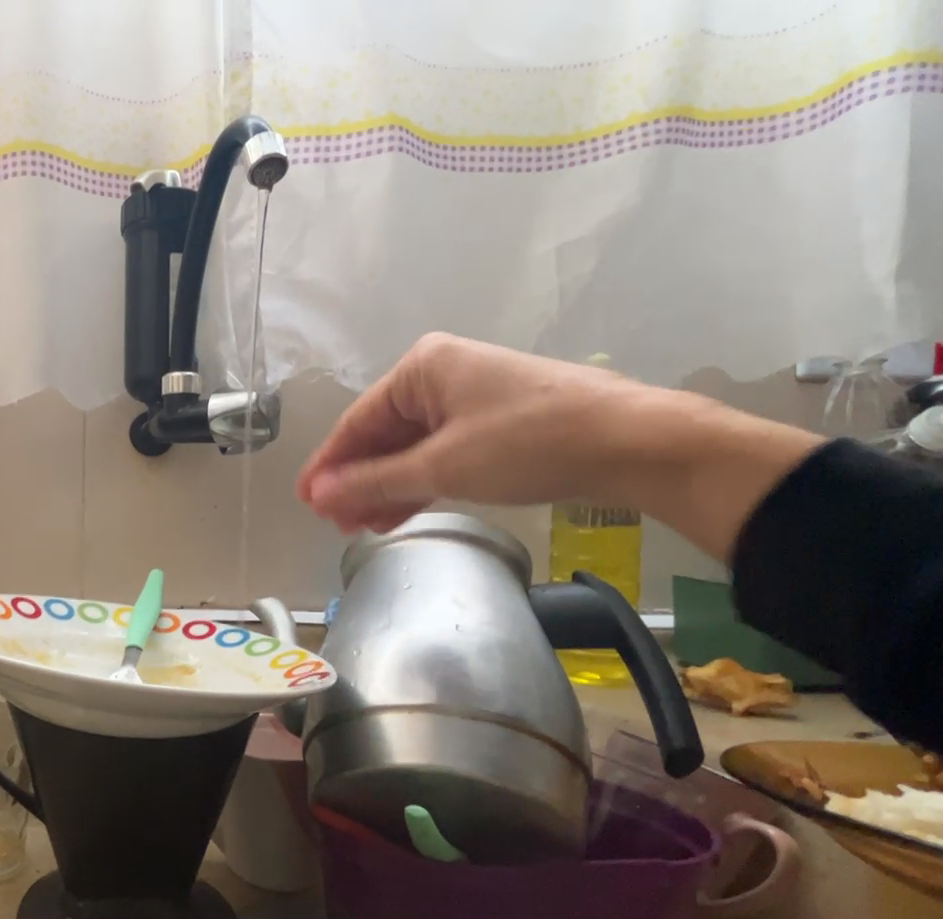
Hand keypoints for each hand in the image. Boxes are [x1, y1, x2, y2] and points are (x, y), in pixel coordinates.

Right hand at [296, 333, 821, 559]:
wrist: (636, 444)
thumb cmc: (529, 443)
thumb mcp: (442, 467)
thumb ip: (373, 482)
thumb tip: (318, 496)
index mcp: (422, 368)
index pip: (357, 422)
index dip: (329, 466)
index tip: (305, 501)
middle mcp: (441, 375)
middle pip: (382, 435)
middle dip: (358, 481)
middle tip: (334, 523)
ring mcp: (469, 399)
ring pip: (410, 448)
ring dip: (385, 488)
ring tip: (361, 526)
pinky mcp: (494, 424)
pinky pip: (439, 454)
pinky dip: (418, 483)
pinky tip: (398, 513)